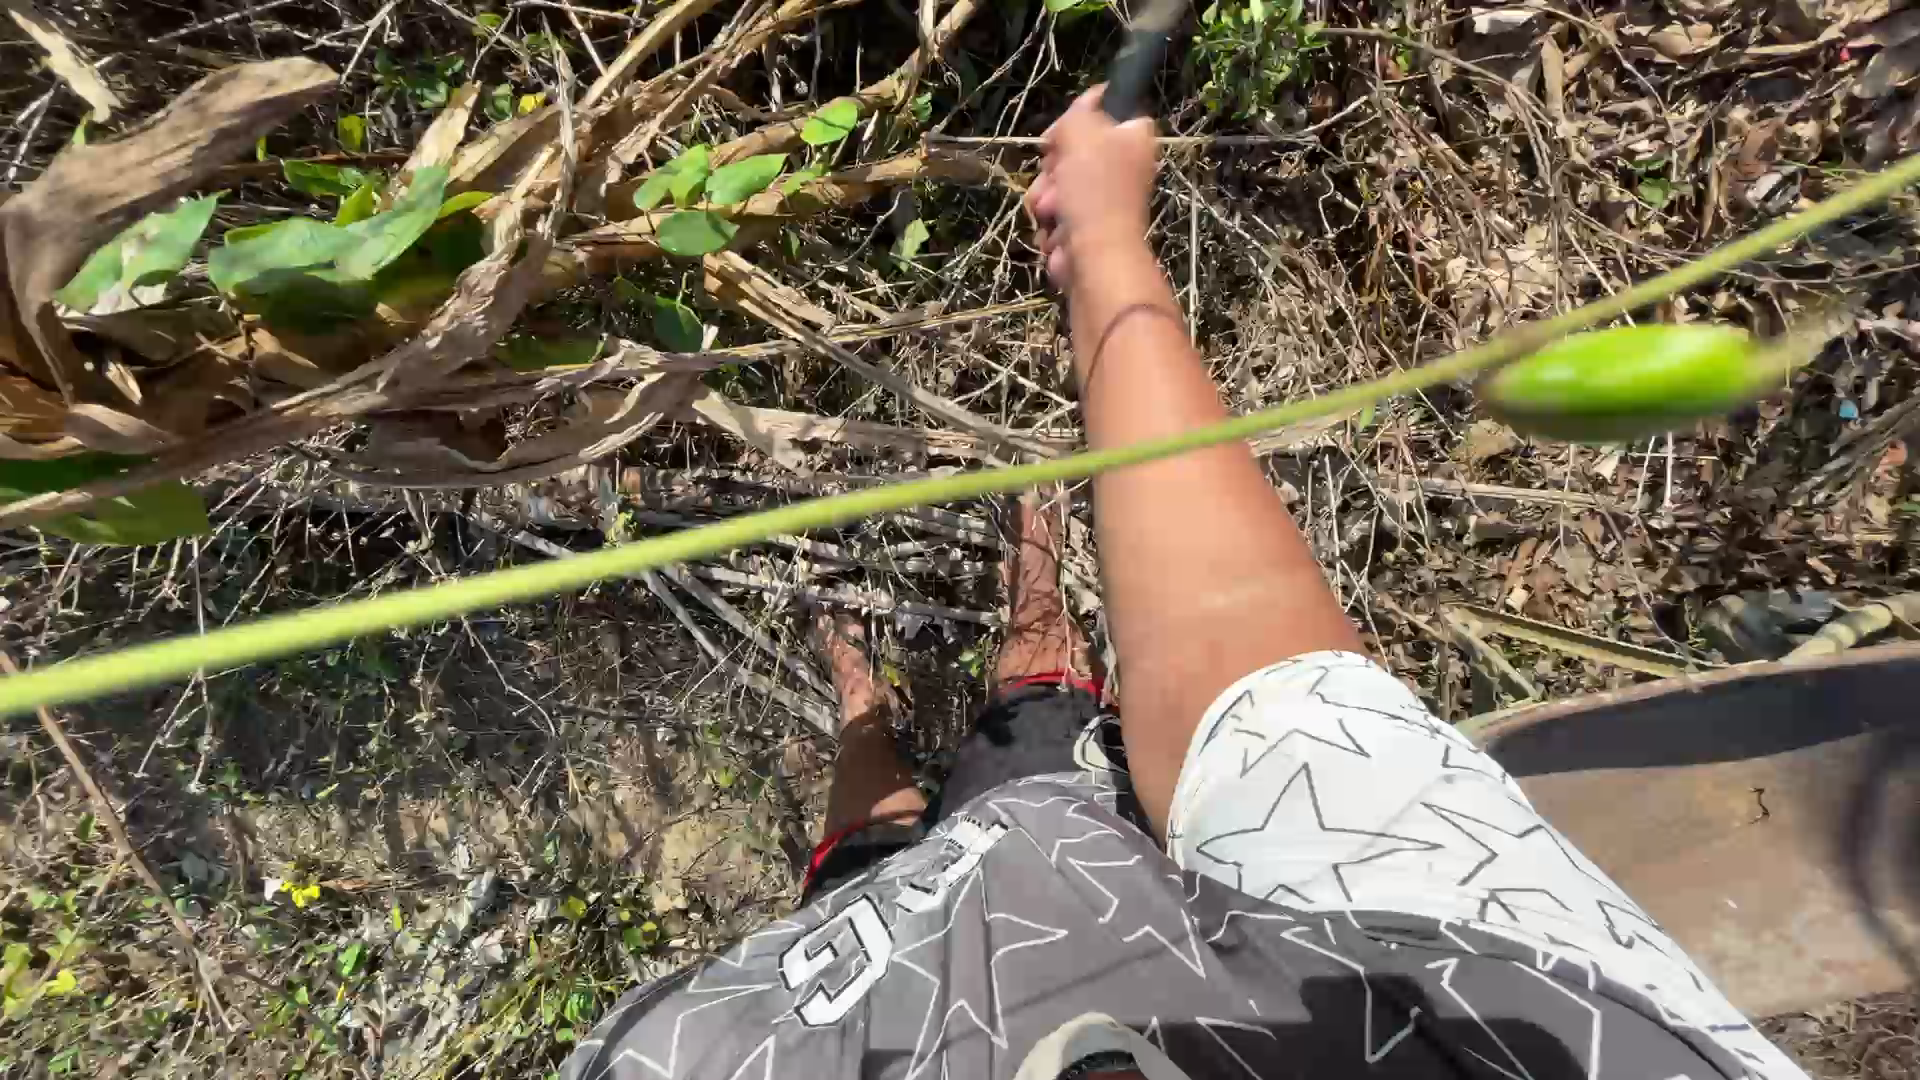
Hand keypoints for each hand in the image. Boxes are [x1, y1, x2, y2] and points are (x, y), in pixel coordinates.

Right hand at [1025, 86, 1157, 291]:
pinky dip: (1049, 225)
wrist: (1094, 257)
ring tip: (1053, 210)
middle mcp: (1119, 170)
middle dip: (1052, 167)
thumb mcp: (1083, 134)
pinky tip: (1056, 231)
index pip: (1106, 115)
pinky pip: (1053, 218)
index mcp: (1133, 141)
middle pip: (1071, 154)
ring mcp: (1098, 204)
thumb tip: (1092, 95)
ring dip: (1045, 198)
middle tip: (1055, 175)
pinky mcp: (1080, 231)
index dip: (1079, 121)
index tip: (1059, 134)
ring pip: (1055, 188)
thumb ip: (1081, 111)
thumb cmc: (1095, 191)